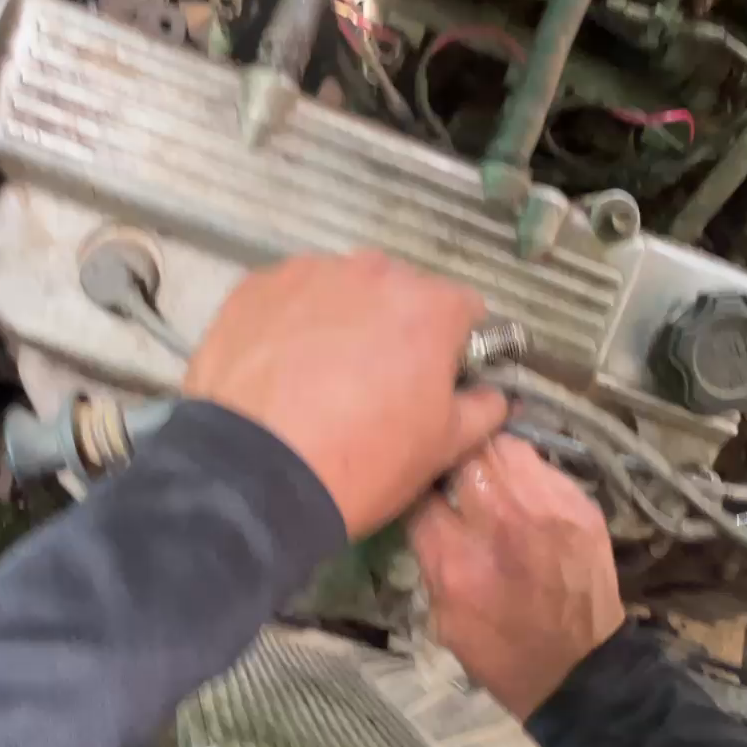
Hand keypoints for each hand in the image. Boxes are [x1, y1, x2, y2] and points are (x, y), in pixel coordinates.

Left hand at [185, 251, 506, 537]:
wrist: (253, 474)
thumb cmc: (362, 461)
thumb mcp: (441, 449)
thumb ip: (481, 410)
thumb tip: (494, 395)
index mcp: (429, 306)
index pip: (464, 308)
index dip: (455, 344)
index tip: (437, 376)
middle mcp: (372, 272)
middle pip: (400, 292)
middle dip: (396, 325)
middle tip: (374, 380)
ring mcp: (308, 273)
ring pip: (342, 288)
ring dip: (343, 317)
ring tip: (318, 373)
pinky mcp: (254, 285)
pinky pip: (289, 296)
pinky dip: (291, 320)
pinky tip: (277, 364)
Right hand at [409, 435, 624, 718]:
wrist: (580, 671)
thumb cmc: (500, 650)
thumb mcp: (442, 614)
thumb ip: (428, 554)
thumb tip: (422, 508)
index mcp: (456, 558)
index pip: (419, 490)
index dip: (415, 483)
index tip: (418, 487)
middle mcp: (501, 523)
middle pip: (463, 453)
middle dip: (451, 457)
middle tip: (451, 469)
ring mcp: (546, 510)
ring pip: (503, 445)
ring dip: (486, 454)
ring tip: (485, 470)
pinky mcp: (581, 507)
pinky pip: (541, 464)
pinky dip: (524, 471)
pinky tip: (522, 491)